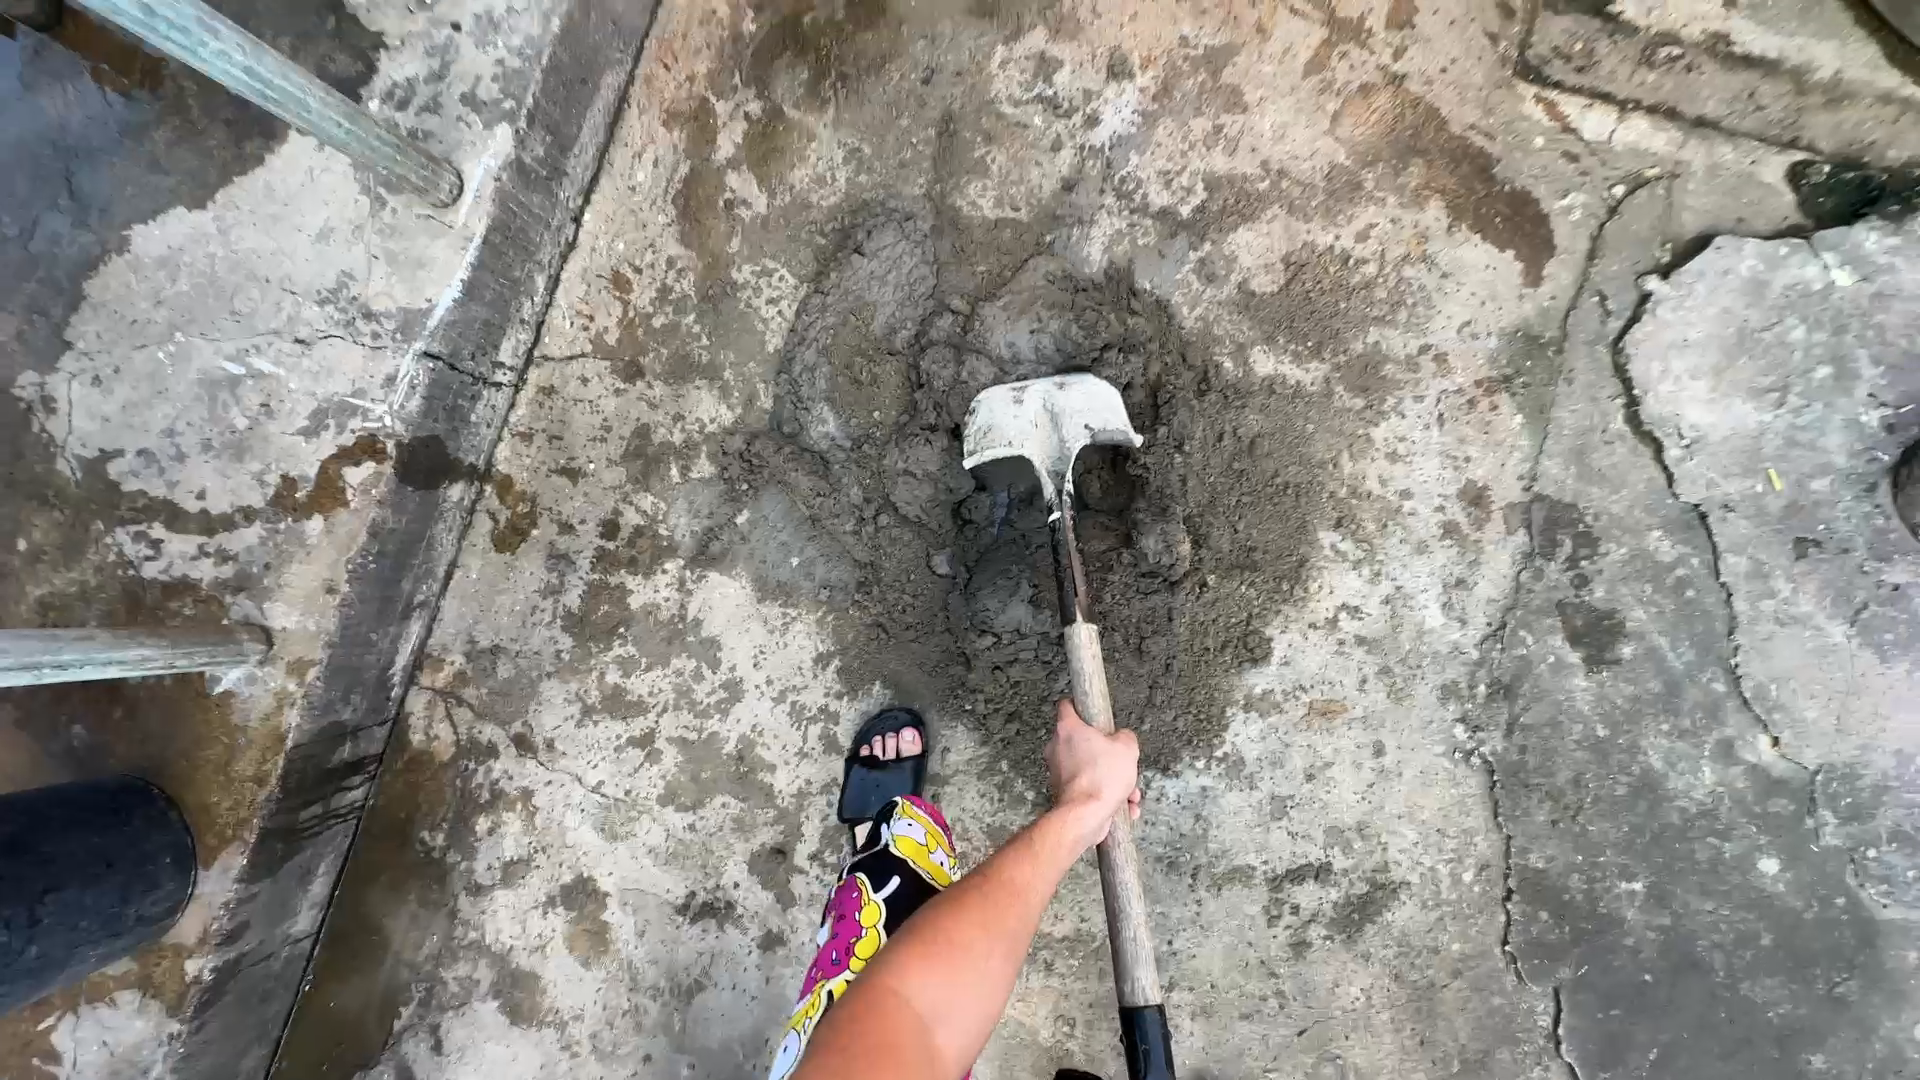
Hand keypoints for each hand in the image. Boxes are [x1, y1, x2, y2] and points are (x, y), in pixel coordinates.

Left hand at [1044, 699, 1141, 849]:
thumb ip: (1125, 737)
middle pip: (1083, 741)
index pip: (1067, 705)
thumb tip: (1123, 739)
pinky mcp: (1064, 792)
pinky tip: (1124, 806)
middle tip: (1121, 762)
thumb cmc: (1101, 778)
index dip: (1081, 705)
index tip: (1091, 710)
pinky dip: (1106, 796)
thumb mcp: (1127, 748)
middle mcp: (1057, 748)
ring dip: (1112, 780)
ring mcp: (1058, 771)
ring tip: (1129, 792)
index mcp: (1068, 728)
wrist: (1086, 815)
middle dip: (1107, 754)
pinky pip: (1088, 788)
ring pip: (1090, 768)